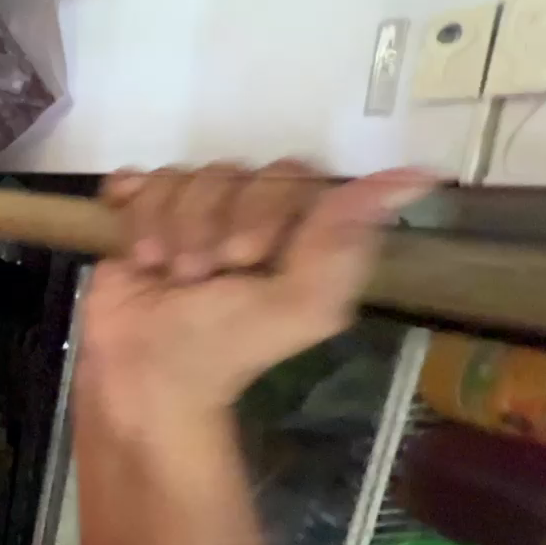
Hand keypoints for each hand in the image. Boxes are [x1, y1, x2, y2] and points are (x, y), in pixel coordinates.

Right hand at [78, 160, 434, 433]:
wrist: (139, 372)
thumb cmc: (221, 346)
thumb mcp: (299, 306)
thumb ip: (343, 242)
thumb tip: (418, 175)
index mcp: (296, 230)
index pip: (288, 175)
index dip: (259, 207)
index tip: (241, 259)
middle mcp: (241, 214)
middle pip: (225, 172)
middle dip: (202, 224)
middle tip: (194, 275)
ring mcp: (183, 216)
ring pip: (174, 177)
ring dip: (160, 226)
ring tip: (156, 269)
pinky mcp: (132, 222)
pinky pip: (130, 183)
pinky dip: (127, 205)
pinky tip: (129, 238)